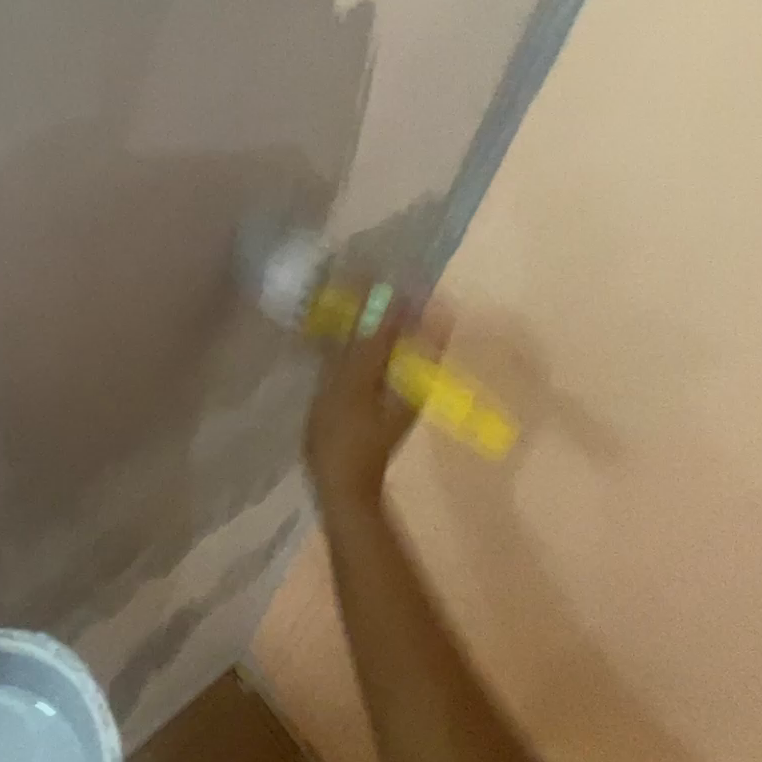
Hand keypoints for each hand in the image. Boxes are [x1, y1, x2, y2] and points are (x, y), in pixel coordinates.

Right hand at [304, 293, 453, 508]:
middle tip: (355, 284)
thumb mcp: (353, 383)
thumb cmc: (345, 435)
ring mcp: (394, 391)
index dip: (412, 296)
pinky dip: (357, 344)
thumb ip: (372, 340)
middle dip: (386, 306)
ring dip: (369, 324)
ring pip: (388, 345)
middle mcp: (413, 379)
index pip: (428, 322)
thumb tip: (394, 298)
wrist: (340, 487)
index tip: (387, 274)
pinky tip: (334, 337)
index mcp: (415, 374)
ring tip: (341, 303)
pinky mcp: (374, 400)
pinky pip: (372, 360)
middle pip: (407, 331)